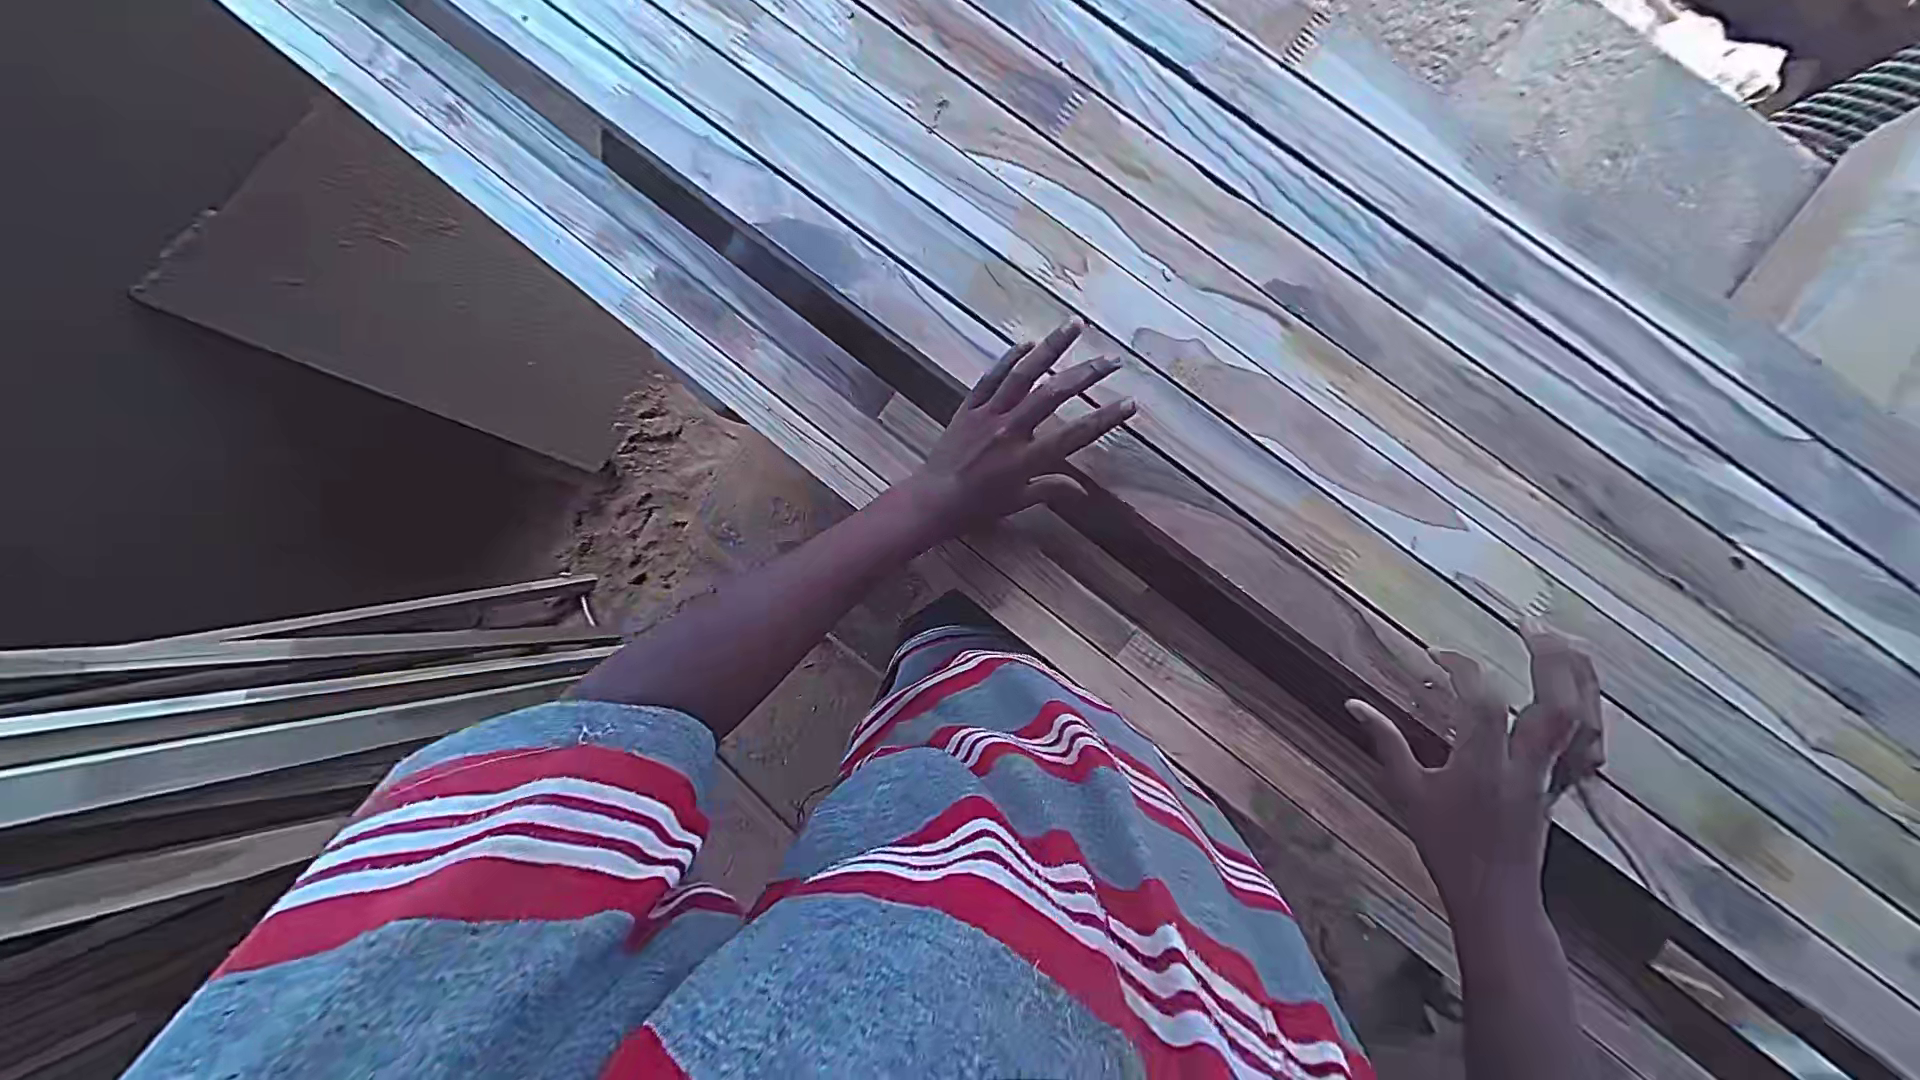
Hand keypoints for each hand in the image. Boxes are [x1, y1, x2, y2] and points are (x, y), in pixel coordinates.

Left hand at [891, 320, 1135, 544]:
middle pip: (1054, 394)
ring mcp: (987, 415)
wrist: (931, 500)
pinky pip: (991, 377)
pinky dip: (1009, 359)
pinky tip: (1028, 344)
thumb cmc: (976, 507)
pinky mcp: (968, 408)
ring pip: (1024, 374)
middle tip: (1112, 359)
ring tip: (1074, 325)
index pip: (1075, 434)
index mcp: (1026, 458)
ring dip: (1051, 348)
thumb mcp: (1017, 502)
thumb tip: (1082, 490)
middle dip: (1087, 373)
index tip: (1130, 403)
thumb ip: (1050, 489)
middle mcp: (1010, 431)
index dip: (1105, 418)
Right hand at [1346, 626, 1603, 916]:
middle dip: (1552, 662)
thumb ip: (1385, 742)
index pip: (1483, 704)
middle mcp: (1527, 768)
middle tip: (1531, 625)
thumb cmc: (1444, 842)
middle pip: (1560, 709)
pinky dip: (1590, 712)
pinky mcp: (1561, 786)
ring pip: (1586, 724)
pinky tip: (1580, 691)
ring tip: (1565, 641)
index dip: (1461, 670)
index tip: (1436, 653)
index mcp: (1483, 767)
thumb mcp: (1405, 790)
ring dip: (1581, 679)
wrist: (1496, 893)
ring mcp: (1551, 777)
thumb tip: (1353, 703)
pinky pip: (1589, 746)